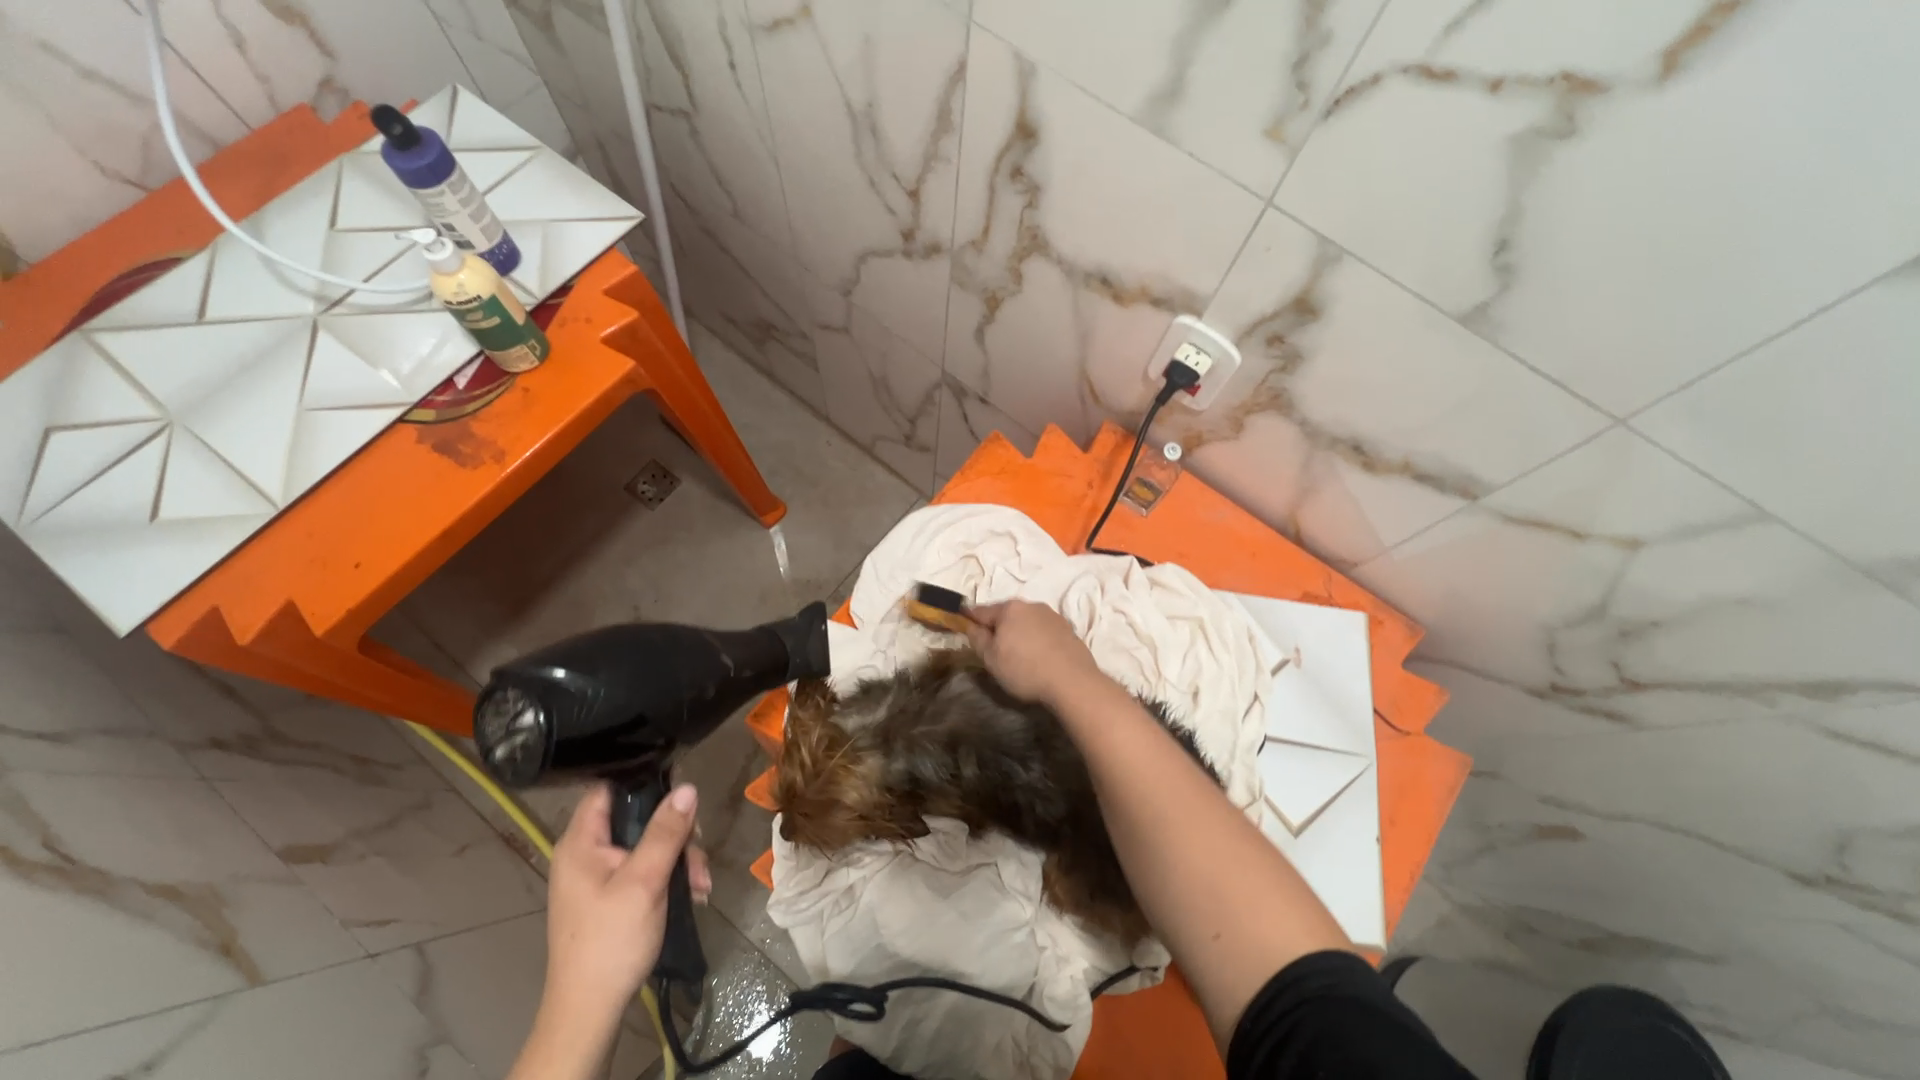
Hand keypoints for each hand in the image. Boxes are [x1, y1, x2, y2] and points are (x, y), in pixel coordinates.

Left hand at [543, 783, 711, 1019]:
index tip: (679, 786)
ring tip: (701, 885)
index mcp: (581, 842)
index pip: (608, 788)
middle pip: (637, 819)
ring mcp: (598, 877)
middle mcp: (586, 853)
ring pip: (647, 846)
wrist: (591, 1008)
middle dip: (675, 833)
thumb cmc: (612, 939)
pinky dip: (669, 879)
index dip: (642, 780)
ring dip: (679, 860)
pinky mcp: (611, 897)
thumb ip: (666, 832)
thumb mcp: (645, 881)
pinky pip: (645, 871)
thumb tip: (687, 787)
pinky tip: (694, 895)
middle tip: (696, 852)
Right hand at [964, 600, 1104, 704]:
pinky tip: (1038, 657)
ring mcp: (1052, 616)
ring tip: (1018, 654)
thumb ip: (977, 639)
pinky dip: (1036, 639)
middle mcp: (1031, 605)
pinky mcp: (1068, 629)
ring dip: (1019, 632)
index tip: (963, 623)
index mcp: (1009, 609)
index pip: (982, 611)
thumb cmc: (1024, 669)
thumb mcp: (991, 659)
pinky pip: (1043, 631)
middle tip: (993, 647)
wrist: (1072, 681)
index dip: (970, 618)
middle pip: (1006, 614)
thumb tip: (970, 625)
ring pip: (1026, 621)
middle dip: (998, 627)